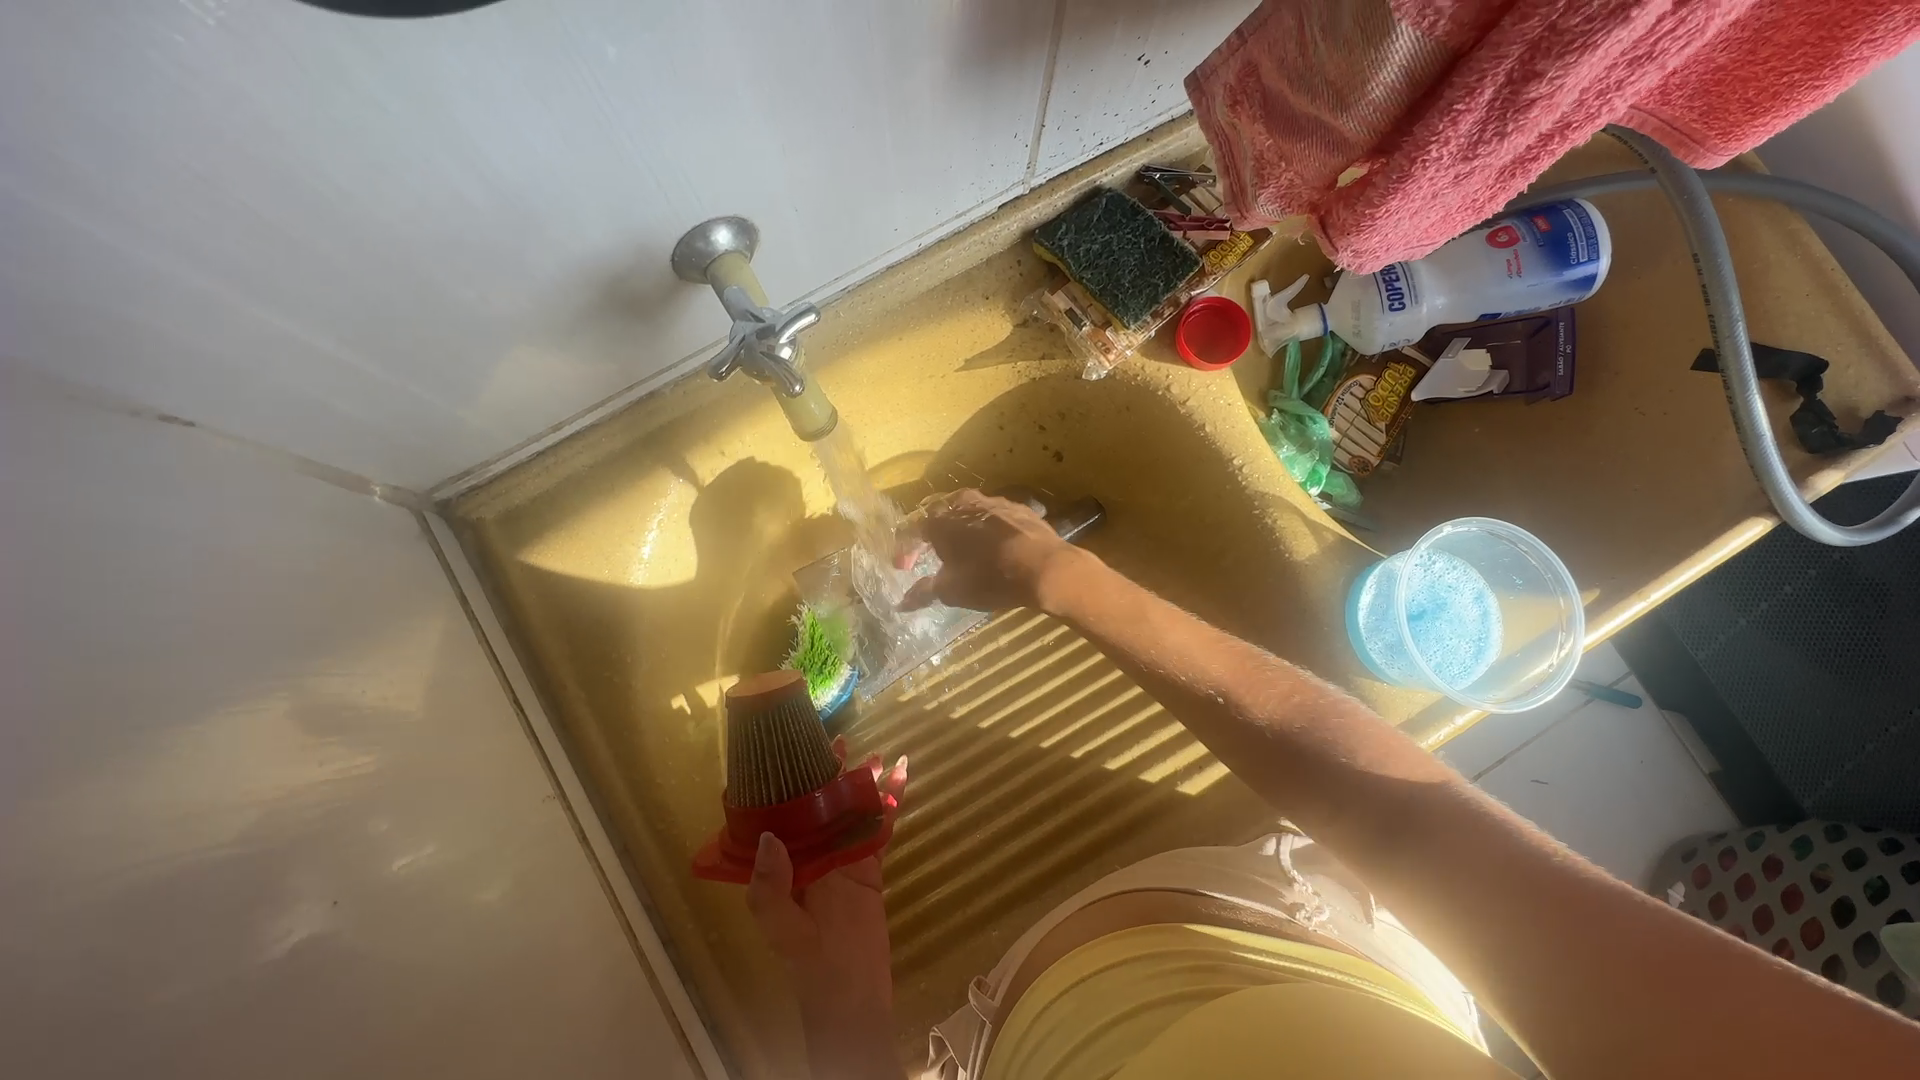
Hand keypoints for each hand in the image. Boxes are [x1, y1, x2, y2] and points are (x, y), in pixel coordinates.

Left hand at [746, 749, 907, 984]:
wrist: (852, 997)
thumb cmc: (811, 964)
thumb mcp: (782, 930)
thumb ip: (769, 887)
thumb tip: (770, 836)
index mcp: (783, 863)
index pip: (781, 812)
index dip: (787, 781)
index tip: (795, 748)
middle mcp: (810, 853)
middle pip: (818, 803)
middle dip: (827, 772)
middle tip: (840, 738)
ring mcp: (842, 858)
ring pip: (850, 810)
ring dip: (863, 782)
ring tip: (877, 754)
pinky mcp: (869, 868)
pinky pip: (879, 828)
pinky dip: (891, 802)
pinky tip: (903, 778)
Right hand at [896, 489, 1085, 612]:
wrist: (1046, 567)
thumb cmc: (991, 578)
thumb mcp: (953, 590)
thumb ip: (925, 592)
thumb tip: (902, 603)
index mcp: (942, 520)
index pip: (912, 528)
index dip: (905, 549)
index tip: (904, 567)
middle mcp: (965, 503)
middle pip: (940, 514)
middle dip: (933, 534)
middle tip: (934, 555)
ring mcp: (994, 502)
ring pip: (969, 512)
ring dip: (962, 530)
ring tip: (965, 551)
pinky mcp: (1019, 508)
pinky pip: (994, 516)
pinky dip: (988, 530)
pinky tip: (995, 547)